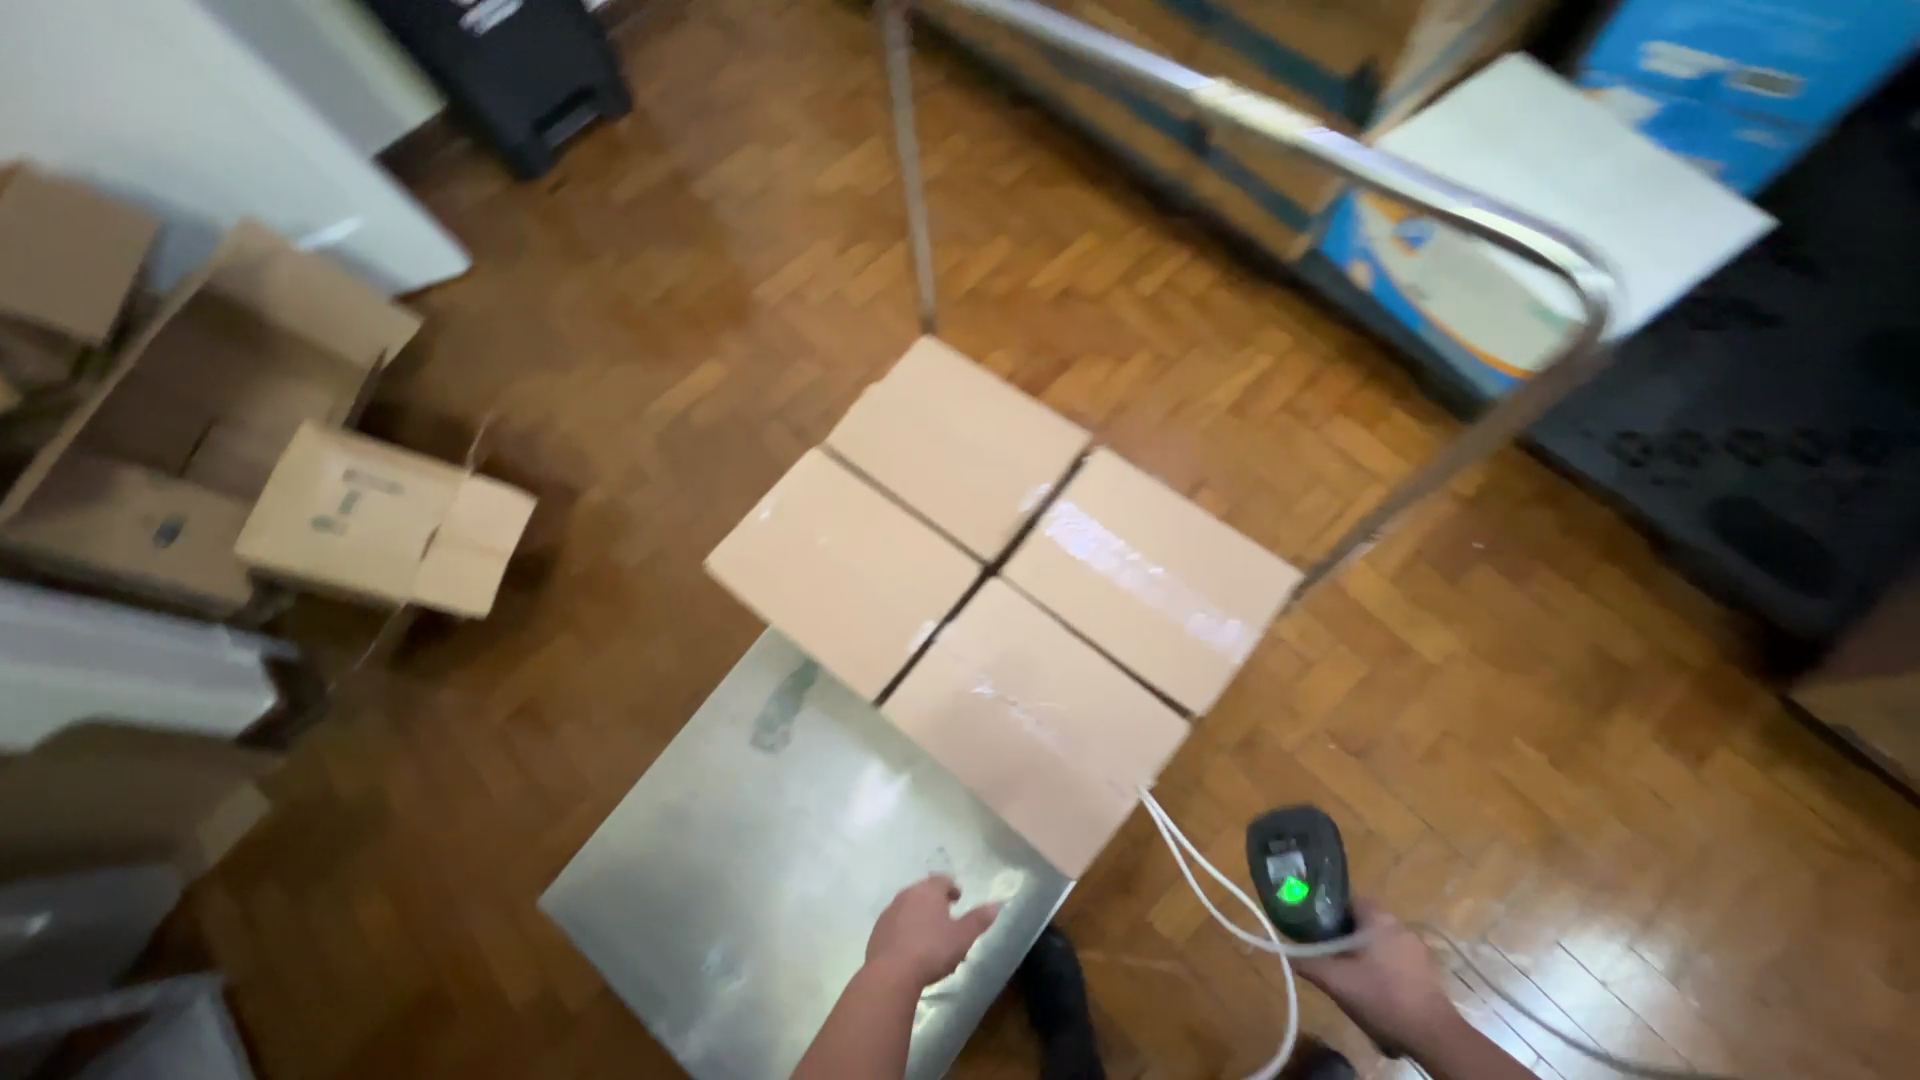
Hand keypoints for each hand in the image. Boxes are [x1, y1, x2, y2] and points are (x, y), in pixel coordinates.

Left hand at [865, 875, 999, 987]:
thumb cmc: (932, 950)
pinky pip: (896, 924)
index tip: (958, 897)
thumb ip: (979, 919)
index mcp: (928, 891)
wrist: (891, 973)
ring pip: (909, 908)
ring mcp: (889, 912)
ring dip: (920, 916)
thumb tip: (997, 904)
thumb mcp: (963, 937)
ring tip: (930, 935)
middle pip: (924, 892)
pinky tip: (911, 948)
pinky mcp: (878, 931)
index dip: (951, 887)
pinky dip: (905, 929)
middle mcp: (906, 895)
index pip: (942, 880)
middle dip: (936, 902)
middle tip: (947, 916)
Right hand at [1291, 900, 1460, 1050]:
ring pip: (1375, 937)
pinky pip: (1391, 953)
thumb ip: (1306, 962)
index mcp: (1378, 918)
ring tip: (1342, 969)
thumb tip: (1284, 951)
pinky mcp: (1424, 967)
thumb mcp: (1335, 981)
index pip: (1345, 898)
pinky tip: (1370, 985)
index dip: (1324, 908)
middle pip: (1360, 918)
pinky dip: (1377, 962)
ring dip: (1358, 948)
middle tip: (1322, 949)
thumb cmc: (1382, 997)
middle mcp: (1398, 925)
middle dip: (1340, 931)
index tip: (1310, 925)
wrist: (1432, 1034)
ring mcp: (1414, 946)